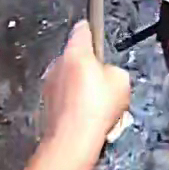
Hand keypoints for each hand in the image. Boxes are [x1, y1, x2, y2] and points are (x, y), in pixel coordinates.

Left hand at [40, 21, 130, 150]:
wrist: (72, 139)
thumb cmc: (97, 107)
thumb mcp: (121, 81)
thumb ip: (114, 70)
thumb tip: (106, 74)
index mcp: (76, 51)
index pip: (82, 29)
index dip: (91, 30)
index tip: (95, 32)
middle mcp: (58, 63)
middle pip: (75, 56)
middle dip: (89, 66)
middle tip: (104, 81)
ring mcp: (49, 83)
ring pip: (69, 77)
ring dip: (80, 85)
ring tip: (97, 104)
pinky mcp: (47, 103)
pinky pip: (64, 96)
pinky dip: (73, 102)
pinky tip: (87, 116)